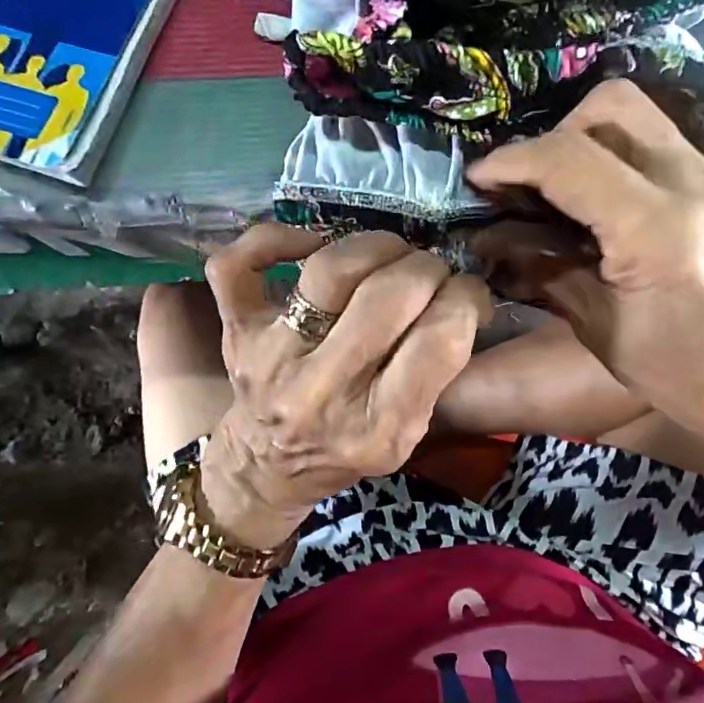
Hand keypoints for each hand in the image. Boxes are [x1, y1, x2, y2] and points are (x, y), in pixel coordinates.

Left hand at [197, 225, 492, 548]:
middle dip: (426, 268)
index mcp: (375, 430)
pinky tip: (313, 243)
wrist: (267, 465)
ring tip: (390, 253)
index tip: (468, 290)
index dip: (466, 299)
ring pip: (328, 270)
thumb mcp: (407, 435)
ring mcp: (269, 358)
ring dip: (375, 246)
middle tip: (432, 269)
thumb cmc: (346, 447)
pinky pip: (238, 265)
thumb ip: (437, 372)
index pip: (437, 343)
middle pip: (386, 297)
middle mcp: (318, 394)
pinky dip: (274, 237)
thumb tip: (462, 291)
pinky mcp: (235, 332)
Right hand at [467, 80, 703, 463]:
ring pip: (641, 115)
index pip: (572, 161)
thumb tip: (486, 232)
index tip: (479, 176)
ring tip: (566, 185)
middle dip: (556, 134)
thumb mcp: (592, 322)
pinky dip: (623, 159)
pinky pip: (664, 144)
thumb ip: (540, 264)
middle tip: (532, 178)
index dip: (514, 160)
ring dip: (589, 139)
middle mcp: (701, 186)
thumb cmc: (670, 369)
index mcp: (661, 232)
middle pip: (613, 107)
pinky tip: (612, 201)